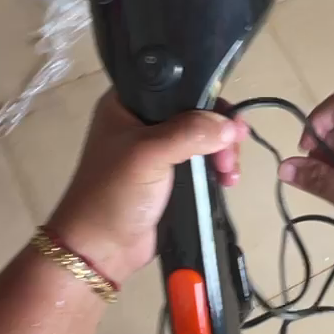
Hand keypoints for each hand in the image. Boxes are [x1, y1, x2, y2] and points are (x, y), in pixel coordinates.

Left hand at [46, 94, 247, 284]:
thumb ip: (190, 133)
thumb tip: (230, 127)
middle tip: (231, 152)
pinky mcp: (171, 176)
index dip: (208, 96)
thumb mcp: (149, 153)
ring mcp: (159, 150)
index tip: (230, 118)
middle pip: (197, 113)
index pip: (178, 84)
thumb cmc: (114, 193)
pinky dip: (219, 169)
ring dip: (224, 152)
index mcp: (129, 103)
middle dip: (220, 131)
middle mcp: (144, 121)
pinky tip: (228, 180)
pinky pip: (204, 163)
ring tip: (229, 173)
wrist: (101, 249)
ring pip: (205, 138)